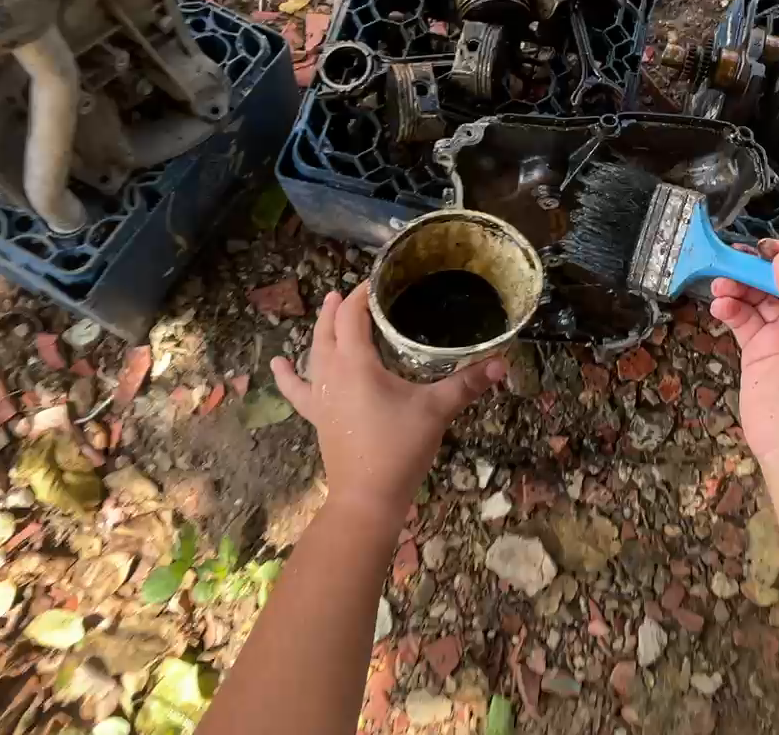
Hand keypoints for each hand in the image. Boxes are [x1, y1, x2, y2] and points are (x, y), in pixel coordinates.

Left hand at [272, 283, 504, 522]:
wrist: (367, 497)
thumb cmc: (399, 447)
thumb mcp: (437, 410)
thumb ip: (468, 383)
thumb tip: (502, 362)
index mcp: (356, 363)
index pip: (353, 316)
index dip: (363, 295)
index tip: (379, 282)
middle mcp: (332, 373)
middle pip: (329, 329)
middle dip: (340, 307)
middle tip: (352, 290)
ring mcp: (321, 396)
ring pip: (314, 352)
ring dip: (320, 328)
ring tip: (326, 307)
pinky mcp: (318, 416)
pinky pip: (298, 389)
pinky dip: (287, 375)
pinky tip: (276, 365)